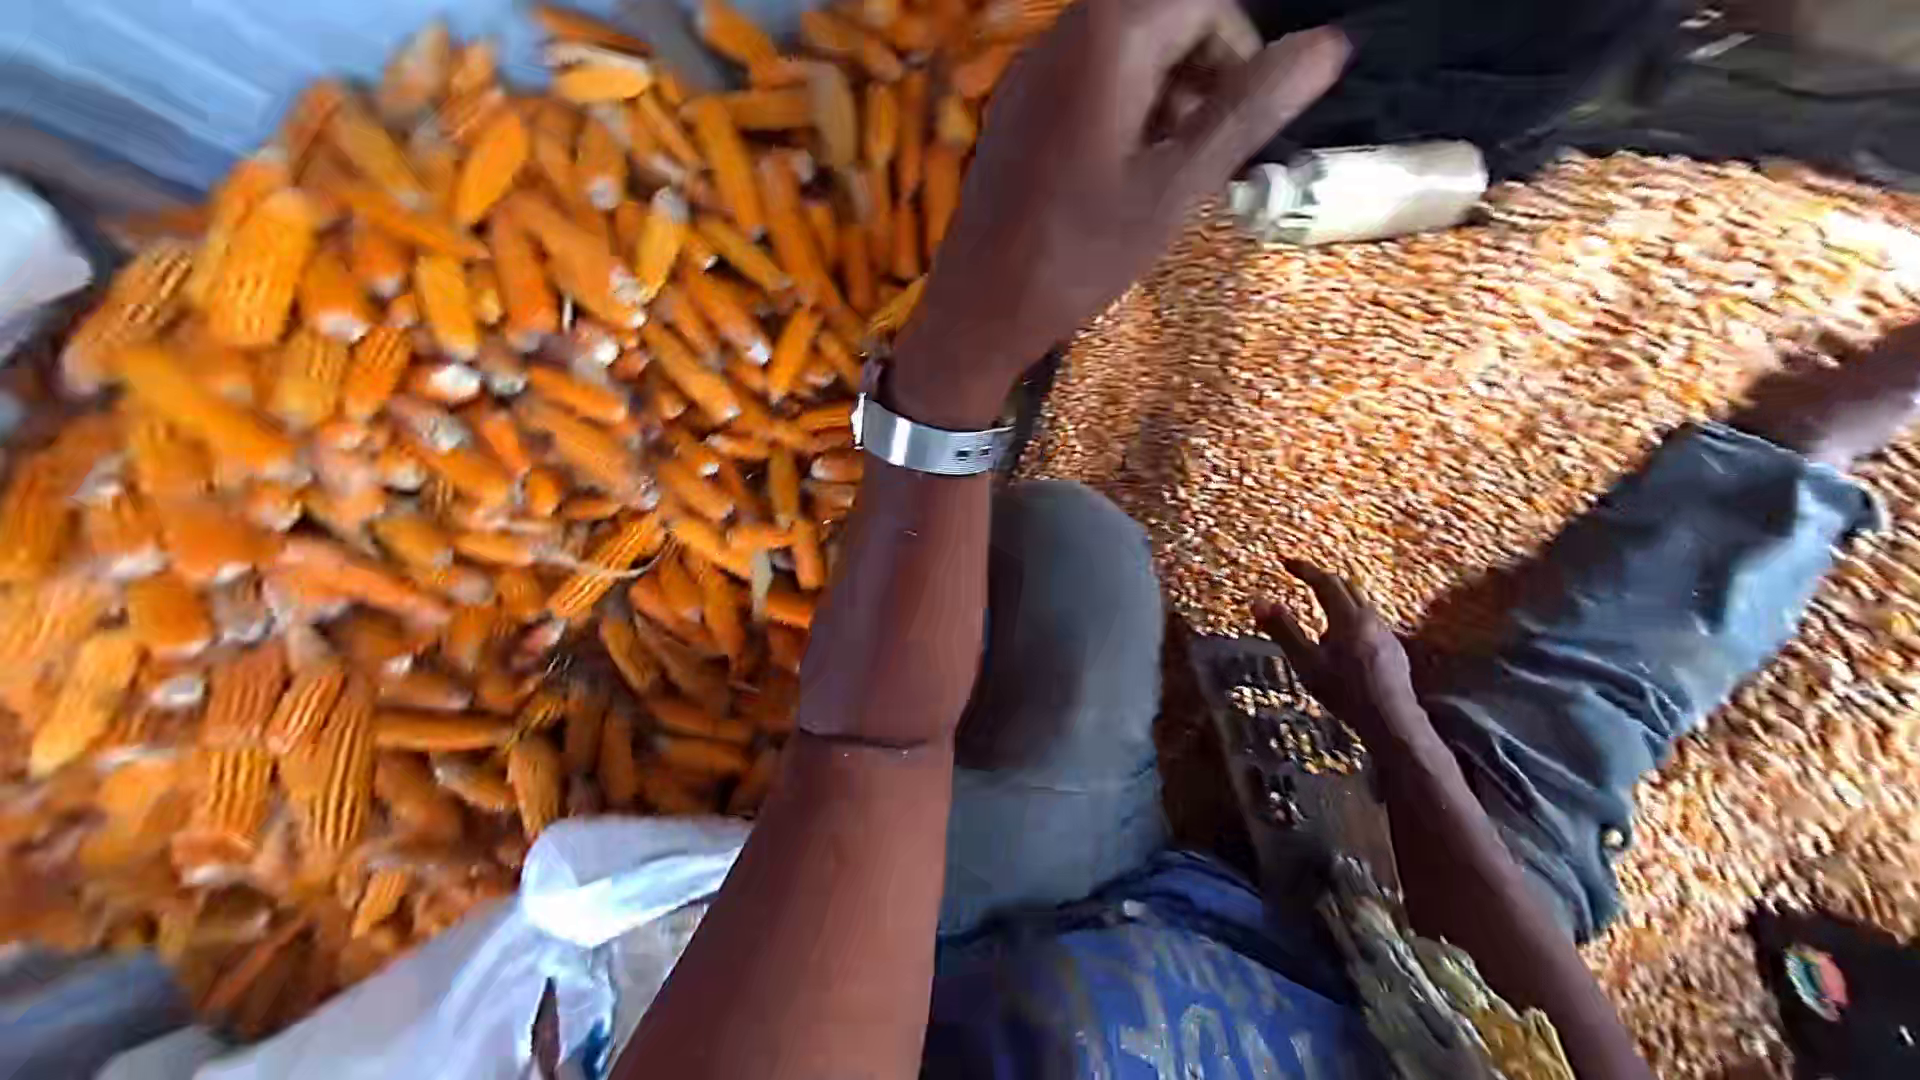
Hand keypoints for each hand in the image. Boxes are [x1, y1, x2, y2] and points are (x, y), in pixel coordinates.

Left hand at [889, 0, 1349, 427]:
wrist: (981, 311)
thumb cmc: (1079, 256)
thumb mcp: (1175, 188)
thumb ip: (1249, 110)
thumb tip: (1330, 46)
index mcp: (1109, 36)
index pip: (1204, 1)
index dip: (1239, 56)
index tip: (1240, 126)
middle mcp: (1060, 35)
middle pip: (1159, 20)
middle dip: (1197, 78)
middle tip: (1202, 156)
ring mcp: (1027, 76)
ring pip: (1119, 57)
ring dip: (1158, 101)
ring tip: (1161, 177)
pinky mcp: (1011, 115)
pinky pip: (1080, 89)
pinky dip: (1116, 117)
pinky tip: (1115, 180)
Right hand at [1254, 560, 1430, 748]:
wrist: (1392, 720)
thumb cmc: (1344, 691)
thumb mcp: (1305, 662)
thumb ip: (1283, 629)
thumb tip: (1258, 601)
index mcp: (1348, 618)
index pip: (1325, 582)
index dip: (1304, 569)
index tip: (1285, 561)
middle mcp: (1371, 619)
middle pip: (1347, 586)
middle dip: (1322, 578)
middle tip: (1301, 577)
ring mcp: (1386, 634)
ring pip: (1360, 603)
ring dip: (1337, 597)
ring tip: (1318, 606)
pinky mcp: (1393, 649)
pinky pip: (1369, 620)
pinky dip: (1349, 615)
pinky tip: (1341, 637)